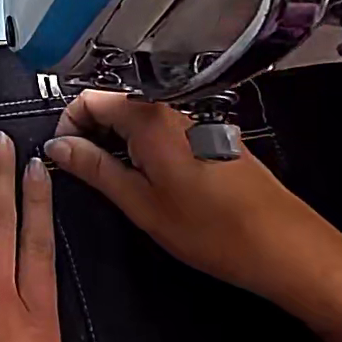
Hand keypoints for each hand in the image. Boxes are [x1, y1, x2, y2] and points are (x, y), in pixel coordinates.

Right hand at [43, 93, 341, 306]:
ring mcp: (189, 118)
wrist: (282, 243)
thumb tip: (58, 147)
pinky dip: (141, 146)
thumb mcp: (141, 204)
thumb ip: (95, 169)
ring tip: (119, 184)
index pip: (88, 99)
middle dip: (90, 133)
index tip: (64, 156)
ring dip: (116, 142)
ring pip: (135, 117)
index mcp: (148, 117)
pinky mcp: (204, 132)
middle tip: (85, 174)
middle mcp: (168, 108)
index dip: (68, 125)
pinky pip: (159, 128)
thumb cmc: (213, 229)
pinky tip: (152, 182)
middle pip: (111, 104)